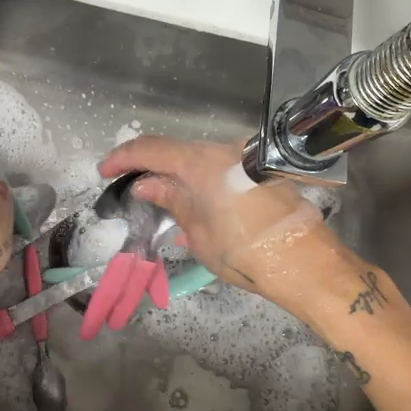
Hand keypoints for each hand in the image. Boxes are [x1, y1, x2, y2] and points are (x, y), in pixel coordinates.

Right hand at [98, 136, 359, 317]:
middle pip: (177, 152)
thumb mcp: (199, 233)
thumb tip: (146, 185)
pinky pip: (221, 170)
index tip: (104, 170)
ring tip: (164, 206)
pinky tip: (197, 208)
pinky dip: (203, 184)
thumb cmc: (246, 252)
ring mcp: (246, 158)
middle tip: (133, 191)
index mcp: (201, 162)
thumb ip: (171, 202)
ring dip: (179, 178)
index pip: (150, 148)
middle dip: (151, 169)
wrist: (306, 262)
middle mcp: (223, 150)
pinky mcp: (262, 171)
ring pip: (201, 161)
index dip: (123, 157)